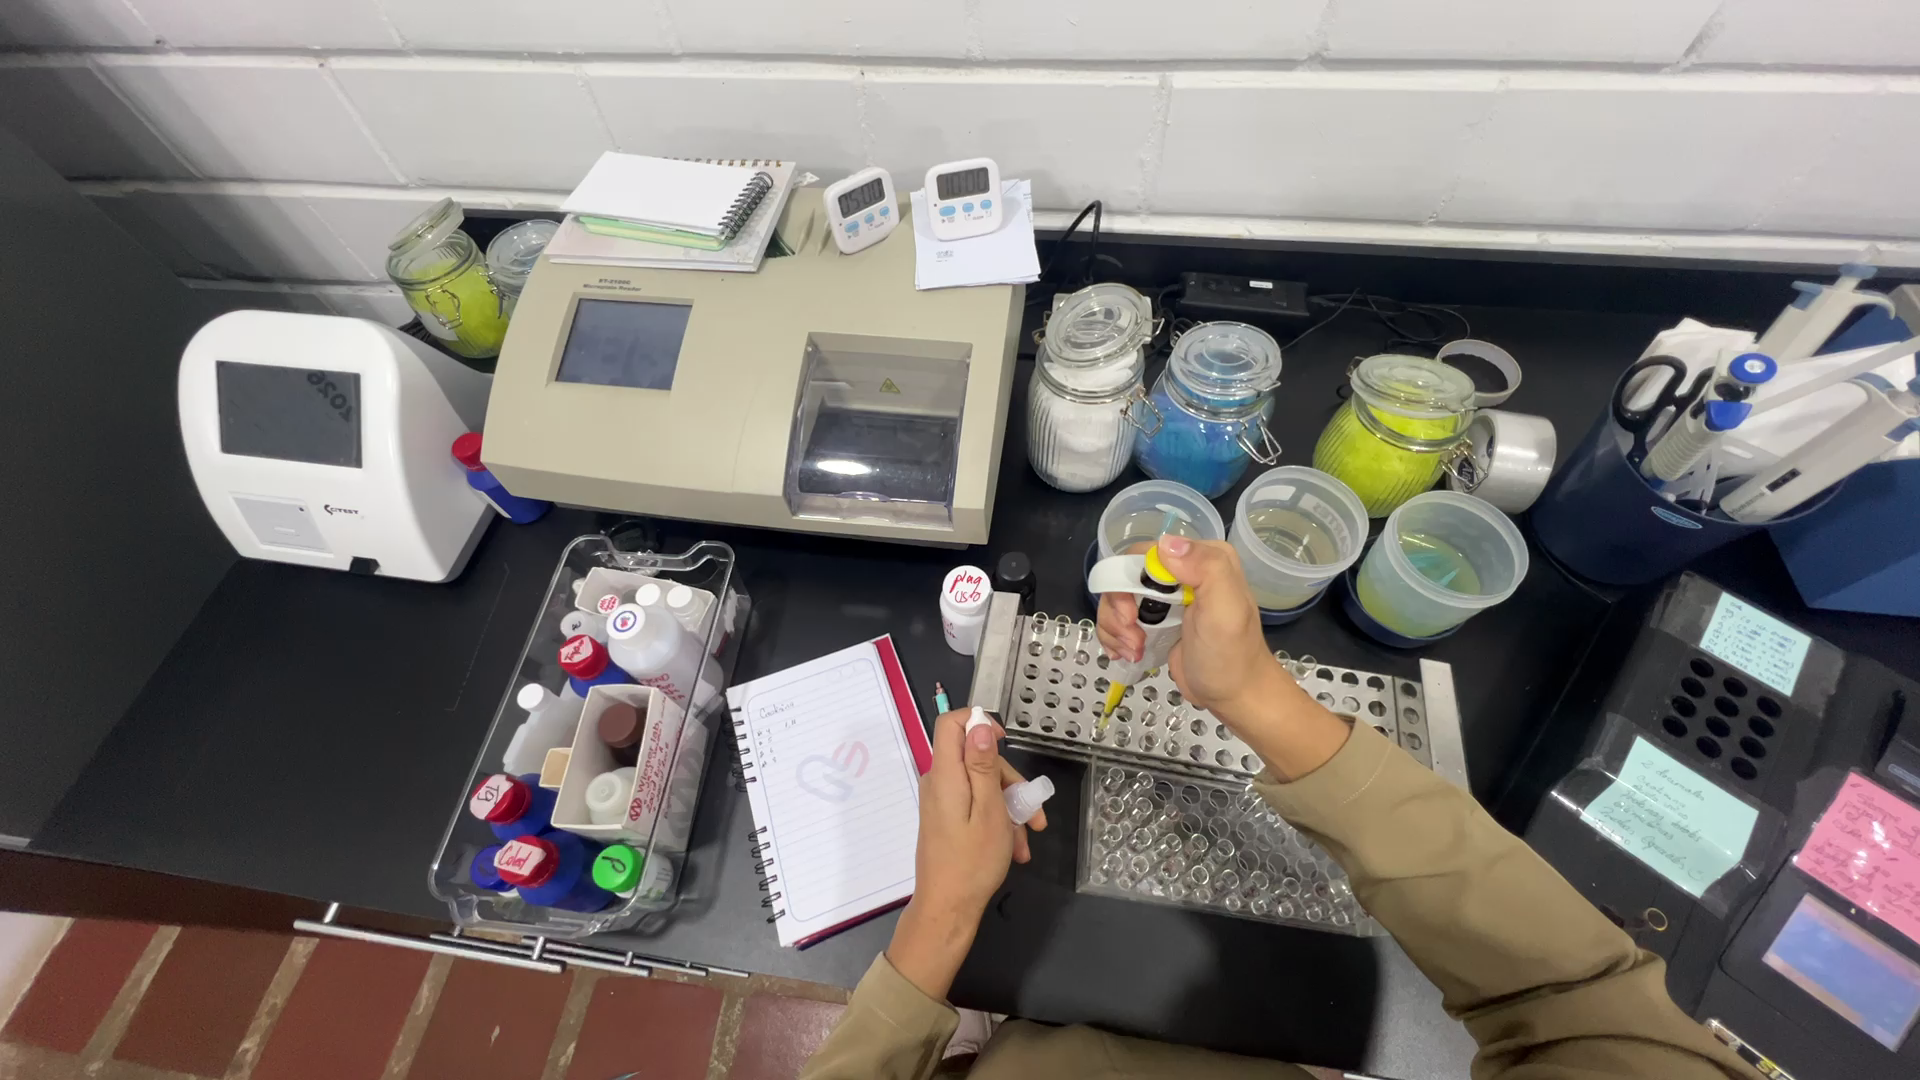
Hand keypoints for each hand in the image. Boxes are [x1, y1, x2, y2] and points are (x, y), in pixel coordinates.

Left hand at [886, 709, 1047, 999]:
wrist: (947, 911)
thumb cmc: (972, 861)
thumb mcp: (989, 810)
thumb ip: (983, 765)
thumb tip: (979, 724)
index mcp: (945, 774)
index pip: (951, 724)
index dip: (978, 722)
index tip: (1005, 741)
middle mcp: (939, 781)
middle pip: (975, 757)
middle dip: (1008, 779)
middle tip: (1032, 811)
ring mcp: (941, 801)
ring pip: (980, 785)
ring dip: (1009, 807)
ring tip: (1027, 840)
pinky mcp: (946, 818)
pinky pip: (975, 805)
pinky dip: (997, 821)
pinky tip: (1015, 849)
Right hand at [1096, 535, 1272, 715]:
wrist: (1233, 696)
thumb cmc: (1230, 655)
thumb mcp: (1225, 609)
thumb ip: (1205, 568)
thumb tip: (1165, 544)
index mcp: (1201, 557)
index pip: (1143, 554)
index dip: (1127, 583)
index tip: (1131, 616)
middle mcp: (1181, 571)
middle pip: (1123, 576)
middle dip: (1118, 610)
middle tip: (1133, 639)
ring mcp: (1164, 597)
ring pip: (1115, 598)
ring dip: (1116, 628)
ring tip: (1134, 650)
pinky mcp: (1153, 620)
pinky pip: (1117, 618)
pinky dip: (1115, 637)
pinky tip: (1129, 654)